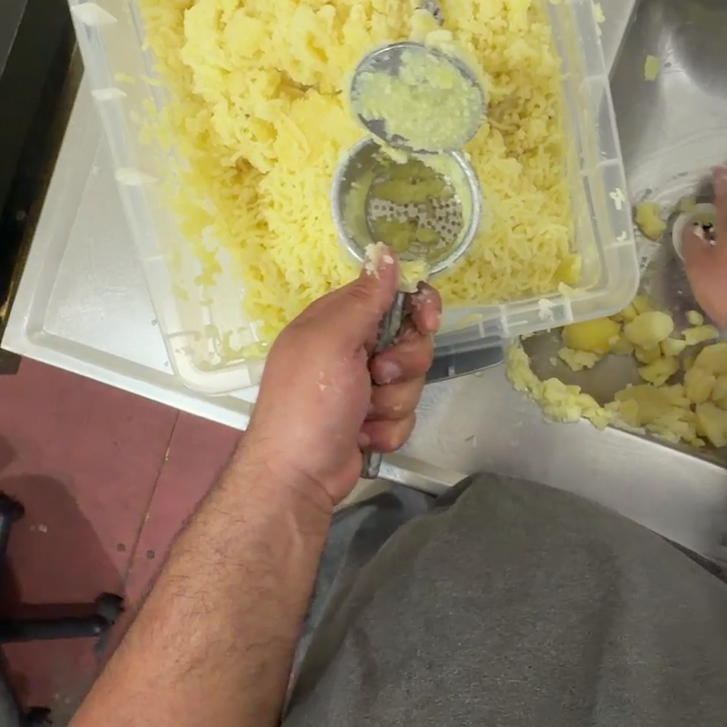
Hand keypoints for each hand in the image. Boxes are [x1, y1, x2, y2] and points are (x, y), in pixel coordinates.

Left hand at [234, 251, 441, 517]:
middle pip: (412, 342)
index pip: (392, 296)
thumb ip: (364, 298)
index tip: (428, 322)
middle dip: (404, 365)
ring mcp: (363, 388)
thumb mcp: (333, 341)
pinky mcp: (373, 421)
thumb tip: (384, 251)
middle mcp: (352, 350)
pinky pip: (404, 415)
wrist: (298, 475)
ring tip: (363, 417)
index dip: (417, 307)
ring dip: (393, 403)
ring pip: (412, 382)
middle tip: (379, 377)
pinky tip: (363, 437)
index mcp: (338, 321)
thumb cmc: (309, 402)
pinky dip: (387, 429)